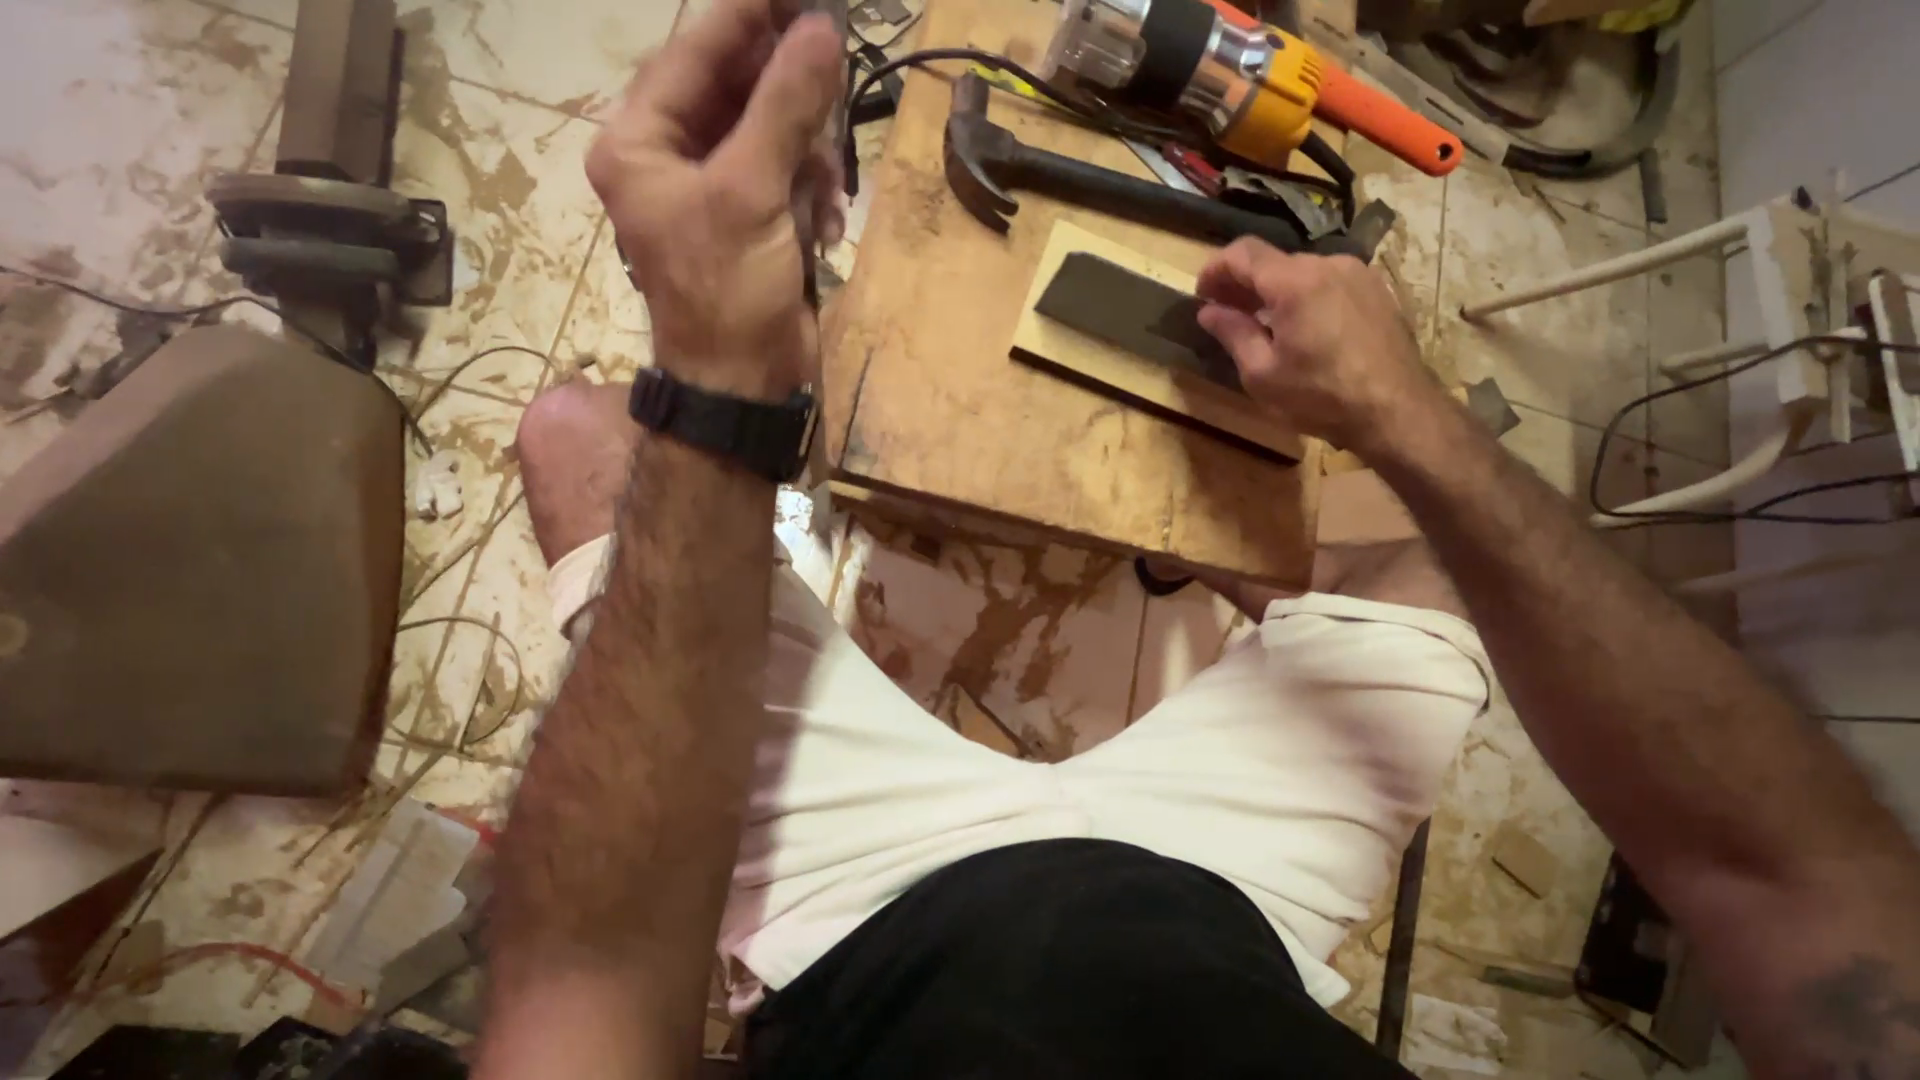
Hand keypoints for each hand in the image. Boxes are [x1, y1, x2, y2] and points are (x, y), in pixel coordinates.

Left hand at [585, 0, 844, 398]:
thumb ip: (784, 106)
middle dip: (792, 96)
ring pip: (774, 129)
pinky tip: (825, 224)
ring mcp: (715, 187)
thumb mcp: (752, 194)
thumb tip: (821, 29)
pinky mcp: (753, 216)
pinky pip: (790, 172)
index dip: (749, 14)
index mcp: (640, 142)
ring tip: (827, 190)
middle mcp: (671, 156)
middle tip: (838, 75)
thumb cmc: (729, 293)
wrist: (745, 385)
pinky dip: (814, 191)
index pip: (694, 51)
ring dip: (811, 155)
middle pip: (738, 86)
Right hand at [1195, 238, 1450, 459]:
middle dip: (1245, 283)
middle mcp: (1328, 264)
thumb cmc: (1320, 396)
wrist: (1395, 410)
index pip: (1243, 253)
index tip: (1202, 295)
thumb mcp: (1262, 373)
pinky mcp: (1377, 291)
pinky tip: (1302, 330)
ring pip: (1303, 272)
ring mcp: (1358, 275)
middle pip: (1274, 262)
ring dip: (1276, 292)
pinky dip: (1305, 297)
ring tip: (1264, 325)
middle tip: (1227, 314)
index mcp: (1294, 282)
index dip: (1215, 268)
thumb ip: (1233, 333)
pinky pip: (1329, 284)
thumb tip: (1209, 311)